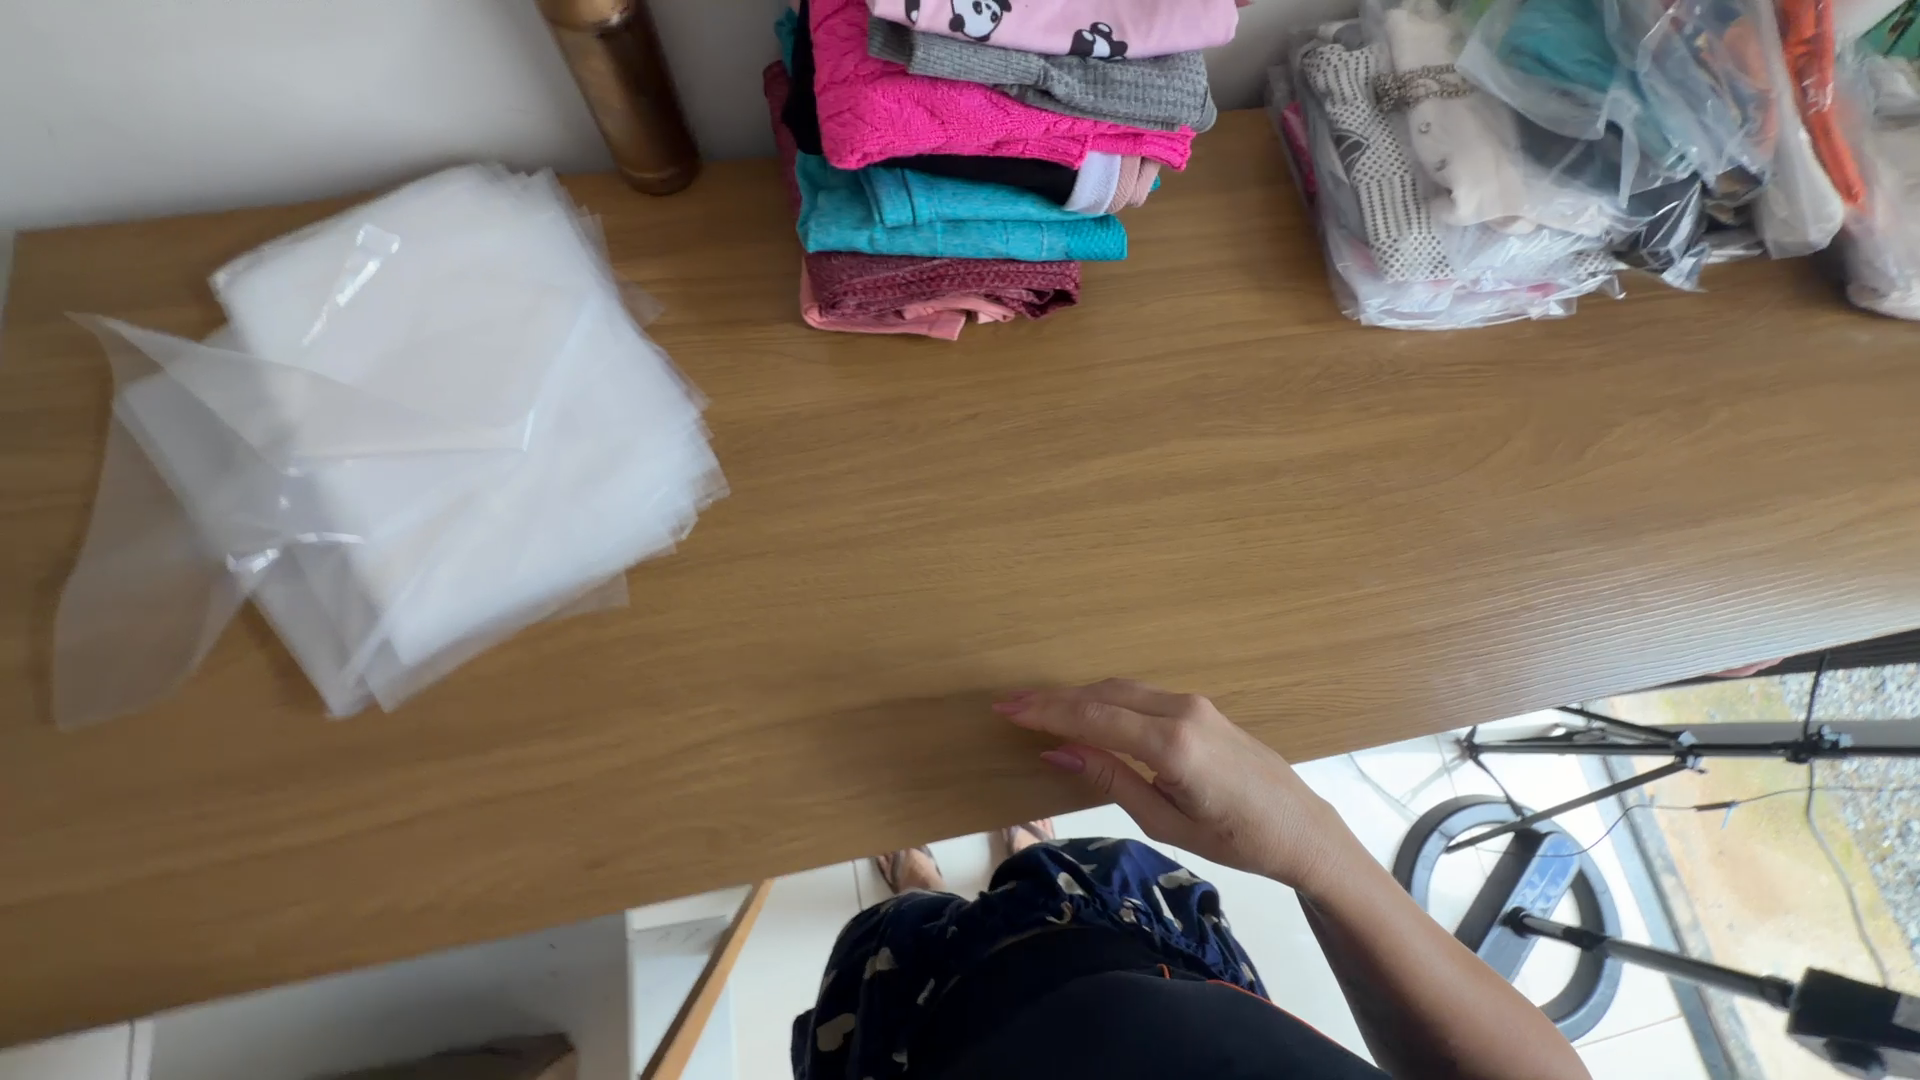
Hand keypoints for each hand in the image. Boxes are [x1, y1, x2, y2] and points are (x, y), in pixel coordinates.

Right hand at [995, 679, 1360, 894]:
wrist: (1301, 829)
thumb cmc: (1235, 840)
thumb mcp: (1165, 821)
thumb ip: (1110, 778)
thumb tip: (1057, 752)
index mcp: (1173, 744)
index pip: (1094, 718)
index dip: (1046, 712)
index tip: (1007, 710)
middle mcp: (1182, 711)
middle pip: (1102, 695)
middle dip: (1053, 699)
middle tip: (1010, 706)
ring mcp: (1193, 703)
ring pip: (1120, 690)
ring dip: (1077, 697)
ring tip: (1036, 708)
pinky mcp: (1199, 706)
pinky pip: (1140, 695)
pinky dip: (1104, 700)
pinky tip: (1083, 712)